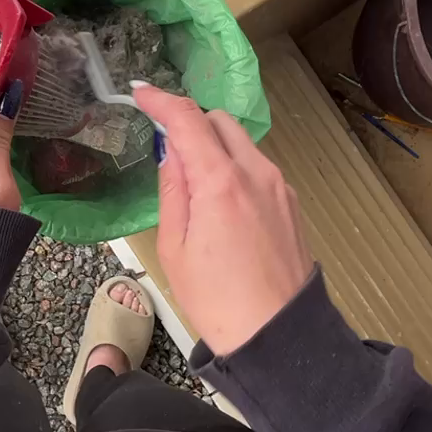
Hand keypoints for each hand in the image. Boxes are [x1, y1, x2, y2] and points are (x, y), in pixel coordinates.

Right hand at [134, 85, 312, 355]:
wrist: (279, 337)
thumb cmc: (216, 299)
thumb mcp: (174, 246)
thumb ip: (172, 188)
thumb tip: (171, 151)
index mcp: (220, 182)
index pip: (187, 119)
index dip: (160, 101)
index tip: (140, 93)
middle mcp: (256, 172)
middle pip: (220, 120)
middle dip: (191, 121)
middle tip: (166, 143)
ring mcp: (280, 186)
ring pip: (242, 142)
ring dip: (214, 146)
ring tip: (194, 182)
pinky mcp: (292, 203)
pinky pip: (258, 167)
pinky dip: (234, 167)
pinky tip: (222, 201)